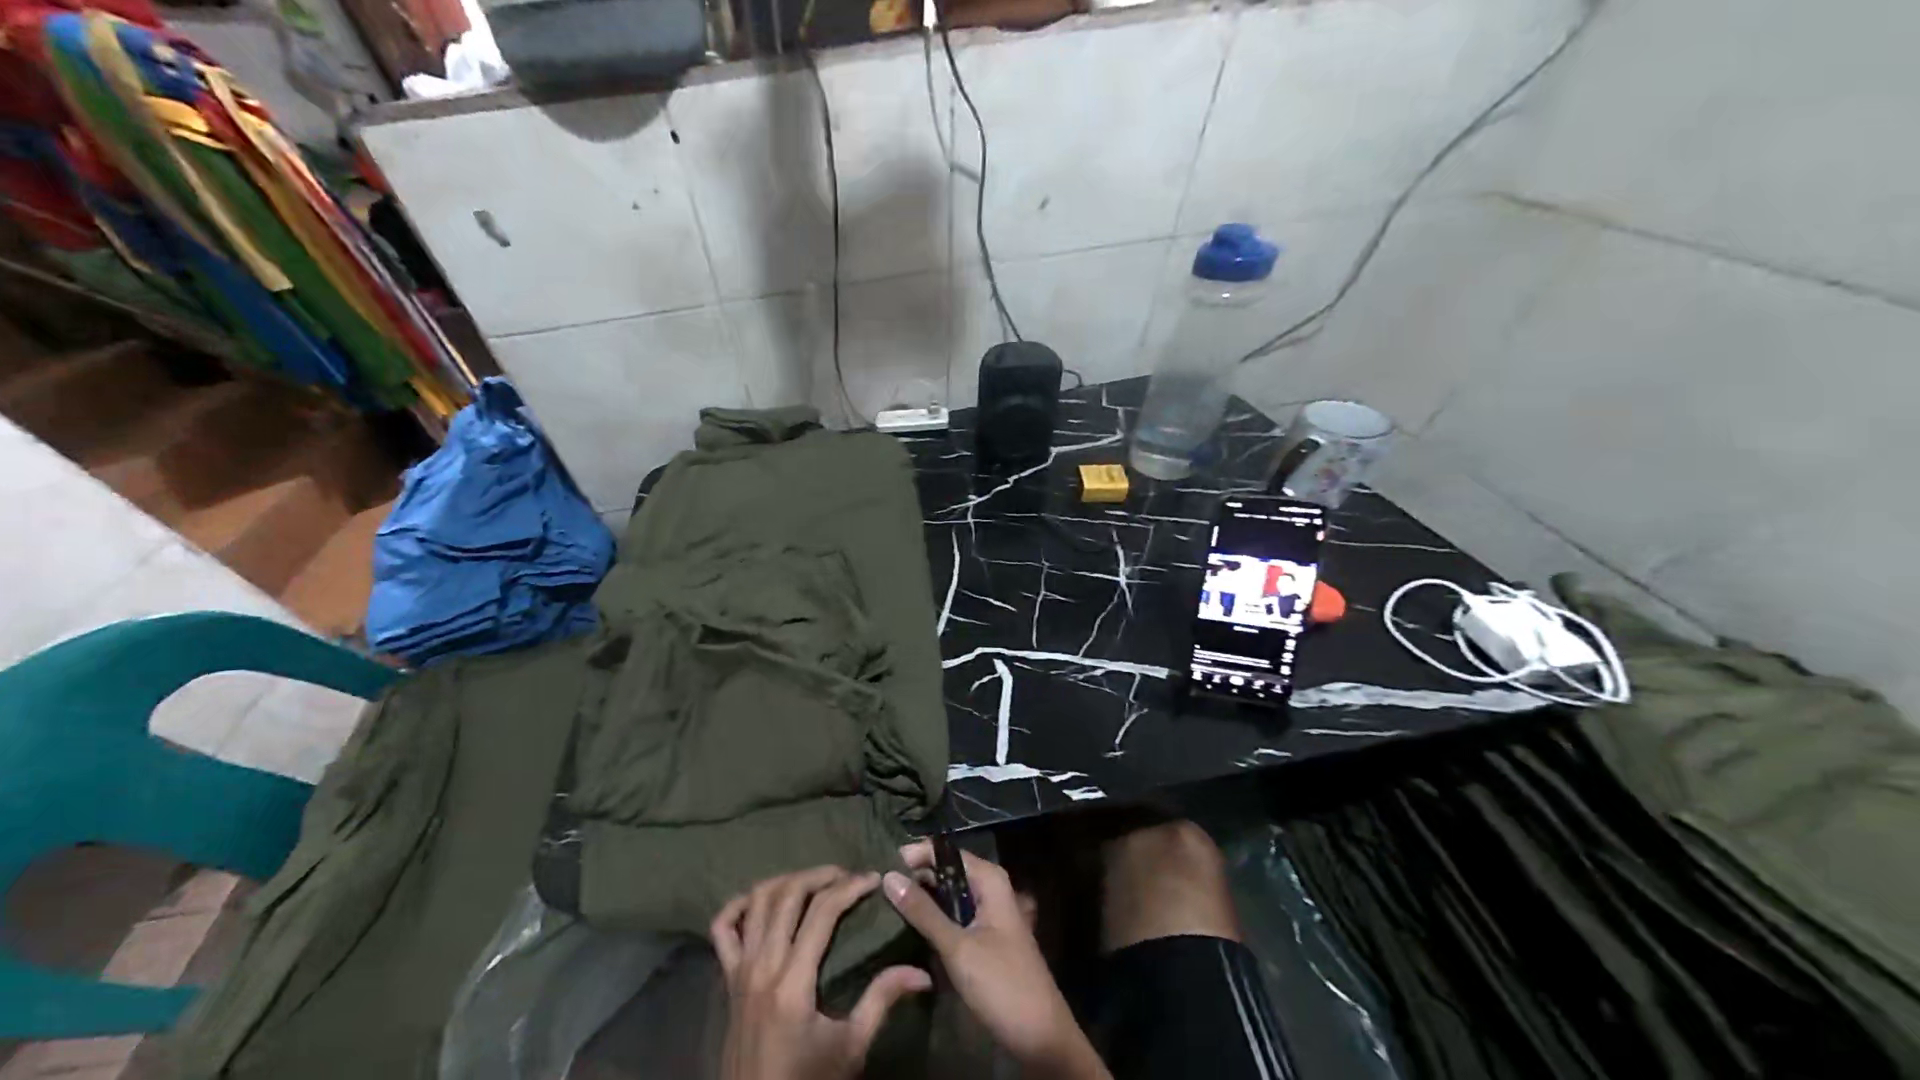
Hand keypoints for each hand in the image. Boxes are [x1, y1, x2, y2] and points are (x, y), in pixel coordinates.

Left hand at [711, 867, 932, 1079]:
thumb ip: (882, 1000)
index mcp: (792, 983)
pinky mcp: (726, 980)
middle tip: (847, 876)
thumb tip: (922, 972)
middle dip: (820, 875)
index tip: (874, 879)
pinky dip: (739, 905)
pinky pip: (723, 928)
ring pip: (756, 902)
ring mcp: (739, 971)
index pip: (822, 912)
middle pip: (787, 895)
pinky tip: (762, 901)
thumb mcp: (851, 1046)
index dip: (850, 887)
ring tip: (815, 882)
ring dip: (787, 881)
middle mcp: (762, 967)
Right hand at [884, 842, 1110, 1079]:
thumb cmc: (1002, 984)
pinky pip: (949, 918)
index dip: (912, 855)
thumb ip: (923, 911)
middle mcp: (987, 888)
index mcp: (988, 879)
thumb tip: (889, 875)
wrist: (1040, 1036)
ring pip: (944, 897)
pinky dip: (929, 922)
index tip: (879, 870)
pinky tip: (903, 931)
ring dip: (918, 903)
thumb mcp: (957, 947)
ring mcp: (984, 914)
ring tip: (880, 909)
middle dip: (912, 880)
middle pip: (943, 872)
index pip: (943, 851)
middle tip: (874, 893)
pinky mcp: (980, 937)